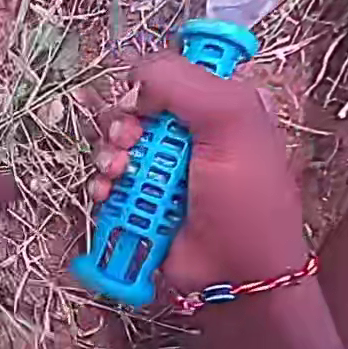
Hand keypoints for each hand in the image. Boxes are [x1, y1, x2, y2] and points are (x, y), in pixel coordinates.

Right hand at [88, 55, 306, 290]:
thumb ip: (186, 84)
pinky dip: (102, 186)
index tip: (148, 104)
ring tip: (118, 175)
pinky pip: (106, 181)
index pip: (170, 74)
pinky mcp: (139, 199)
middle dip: (122, 124)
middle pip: (132, 109)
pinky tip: (110, 195)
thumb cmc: (244, 200)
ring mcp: (160, 169)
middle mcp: (186, 133)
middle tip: (129, 143)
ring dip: (108, 157)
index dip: (150, 84)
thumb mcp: (233, 123)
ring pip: (113, 144)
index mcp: (218, 106)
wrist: (234, 273)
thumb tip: (134, 78)